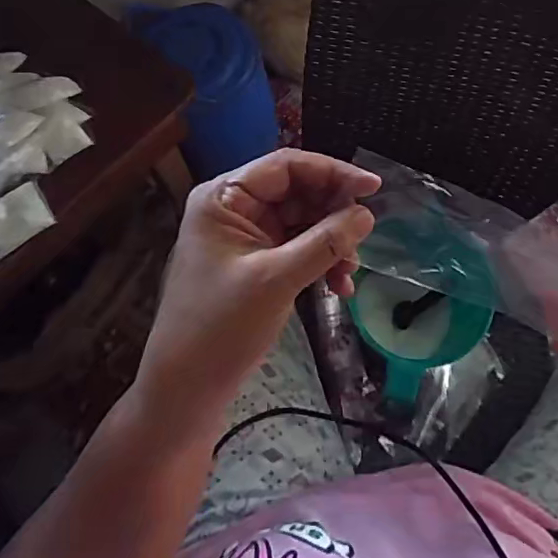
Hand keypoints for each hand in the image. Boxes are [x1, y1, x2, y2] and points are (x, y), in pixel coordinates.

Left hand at [132, 149, 379, 435]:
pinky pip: (298, 247)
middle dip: (333, 213)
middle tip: (363, 236)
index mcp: (225, 197)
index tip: (373, 187)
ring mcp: (245, 236)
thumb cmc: (220, 328)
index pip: (286, 166)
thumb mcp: (276, 280)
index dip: (333, 172)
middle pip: (297, 191)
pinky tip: (339, 286)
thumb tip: (366, 214)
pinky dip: (321, 261)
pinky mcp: (255, 263)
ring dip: (331, 242)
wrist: (184, 391)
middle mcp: (234, 207)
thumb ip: (324, 243)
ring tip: (350, 271)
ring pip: (302, 220)